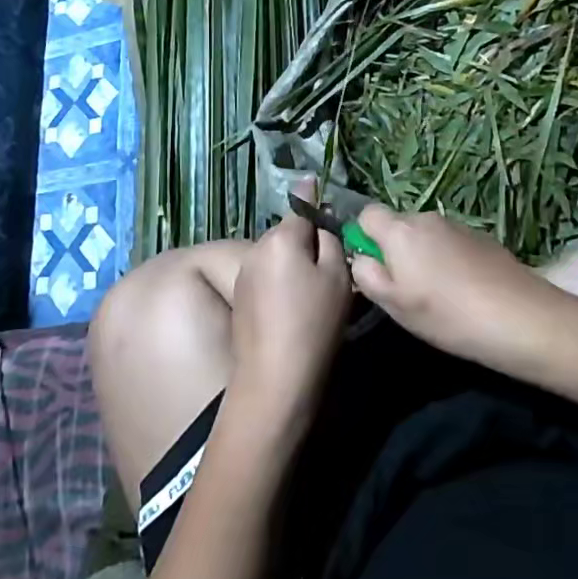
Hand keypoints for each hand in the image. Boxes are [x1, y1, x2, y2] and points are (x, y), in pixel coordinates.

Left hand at [228, 204, 354, 408]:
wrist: (275, 377)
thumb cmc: (314, 323)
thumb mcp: (337, 276)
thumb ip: (330, 240)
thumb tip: (320, 222)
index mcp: (280, 238)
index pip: (301, 207)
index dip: (317, 207)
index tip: (325, 201)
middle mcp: (256, 248)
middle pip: (288, 233)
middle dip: (306, 242)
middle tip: (331, 268)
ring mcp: (244, 273)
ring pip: (276, 255)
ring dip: (292, 263)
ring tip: (314, 292)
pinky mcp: (240, 296)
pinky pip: (266, 276)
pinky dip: (280, 283)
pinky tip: (293, 309)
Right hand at [351, 207, 566, 365]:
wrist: (520, 318)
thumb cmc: (446, 314)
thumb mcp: (394, 304)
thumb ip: (367, 275)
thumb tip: (361, 258)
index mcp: (400, 230)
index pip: (367, 214)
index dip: (364, 237)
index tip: (375, 268)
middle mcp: (428, 218)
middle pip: (399, 226)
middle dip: (396, 250)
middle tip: (407, 289)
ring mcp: (459, 226)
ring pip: (426, 236)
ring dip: (424, 257)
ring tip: (439, 295)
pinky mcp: (483, 239)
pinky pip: (452, 244)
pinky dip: (450, 261)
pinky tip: (464, 292)